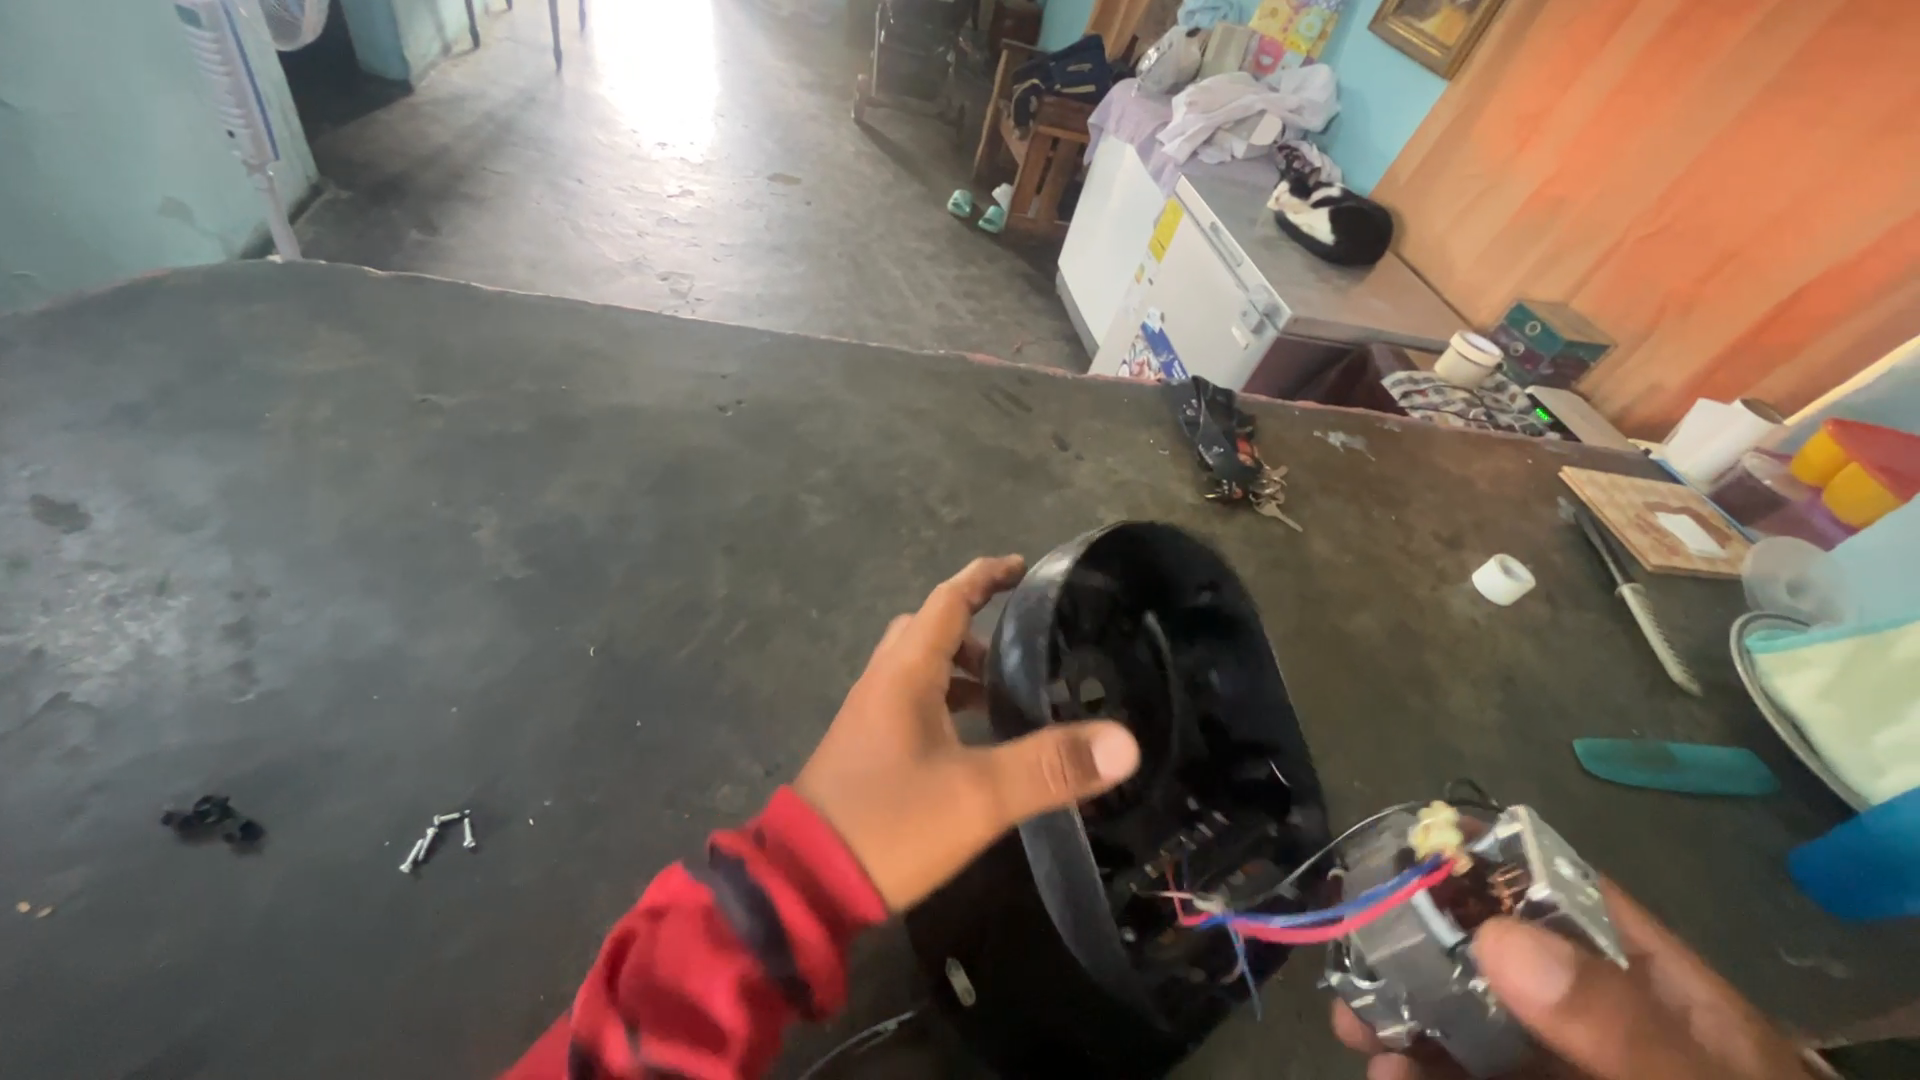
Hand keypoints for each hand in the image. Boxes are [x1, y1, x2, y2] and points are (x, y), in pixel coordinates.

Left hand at [794, 555, 1141, 910]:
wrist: (805, 883)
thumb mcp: (978, 796)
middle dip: (974, 623)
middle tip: (1023, 640)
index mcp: (905, 674)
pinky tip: (974, 739)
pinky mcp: (867, 751)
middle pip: (929, 630)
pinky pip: (911, 703)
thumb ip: (1049, 766)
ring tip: (1009, 692)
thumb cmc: (891, 824)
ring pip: (919, 670)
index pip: (948, 601)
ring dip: (960, 668)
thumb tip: (1124, 742)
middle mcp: (882, 684)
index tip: (1022, 567)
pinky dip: (946, 702)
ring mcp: (869, 718)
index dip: (984, 577)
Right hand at [1332, 882, 1810, 1079]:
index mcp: (1653, 987)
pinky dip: (1412, 1070)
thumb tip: (1498, 936)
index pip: (1560, 893)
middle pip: (1486, 958)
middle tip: (1355, 948)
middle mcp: (1593, 1019)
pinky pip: (1458, 1077)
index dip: (1480, 862)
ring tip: (1356, 1026)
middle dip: (1410, 949)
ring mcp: (1553, 1067)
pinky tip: (1388, 1074)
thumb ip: (1619, 1021)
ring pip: (1460, 1022)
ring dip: (1397, 1014)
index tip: (1405, 855)